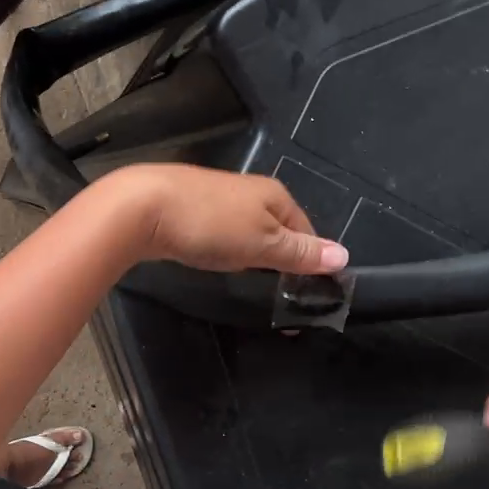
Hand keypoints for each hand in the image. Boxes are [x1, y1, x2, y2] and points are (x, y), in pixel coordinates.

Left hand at [100, 164, 348, 274]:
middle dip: (282, 259)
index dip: (310, 260)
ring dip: (254, 256)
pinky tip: (220, 262)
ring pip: (248, 231)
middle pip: (277, 229)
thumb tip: (343, 256)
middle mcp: (250, 192)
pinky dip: (228, 250)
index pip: (305, 230)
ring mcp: (220, 200)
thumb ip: (299, 253)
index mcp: (275, 195)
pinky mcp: (192, 211)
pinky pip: (222, 234)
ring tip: (254, 283)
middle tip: (281, 297)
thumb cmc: (211, 226)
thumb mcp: (262, 244)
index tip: (309, 293)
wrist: (145, 208)